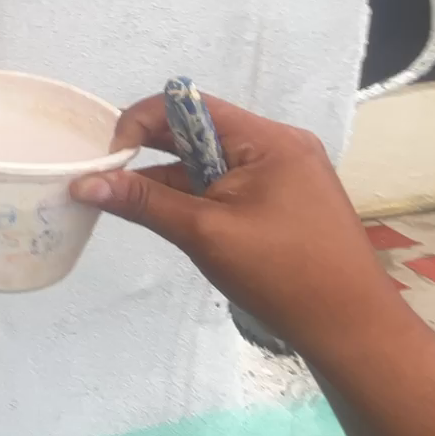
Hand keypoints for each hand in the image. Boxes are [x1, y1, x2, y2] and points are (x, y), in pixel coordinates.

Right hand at [71, 93, 399, 355]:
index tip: (112, 159)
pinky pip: (216, 180)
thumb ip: (141, 201)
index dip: (139, 122)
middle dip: (145, 148)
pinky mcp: (274, 198)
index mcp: (268, 141)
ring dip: (162, 175)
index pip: (187, 106)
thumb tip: (83, 183)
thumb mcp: (202, 233)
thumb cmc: (282, 274)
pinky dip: (184, 192)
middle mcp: (274, 146)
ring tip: (124, 199)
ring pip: (201, 158)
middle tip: (107, 174)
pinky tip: (158, 211)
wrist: (352, 329)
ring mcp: (277, 173)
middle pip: (193, 129)